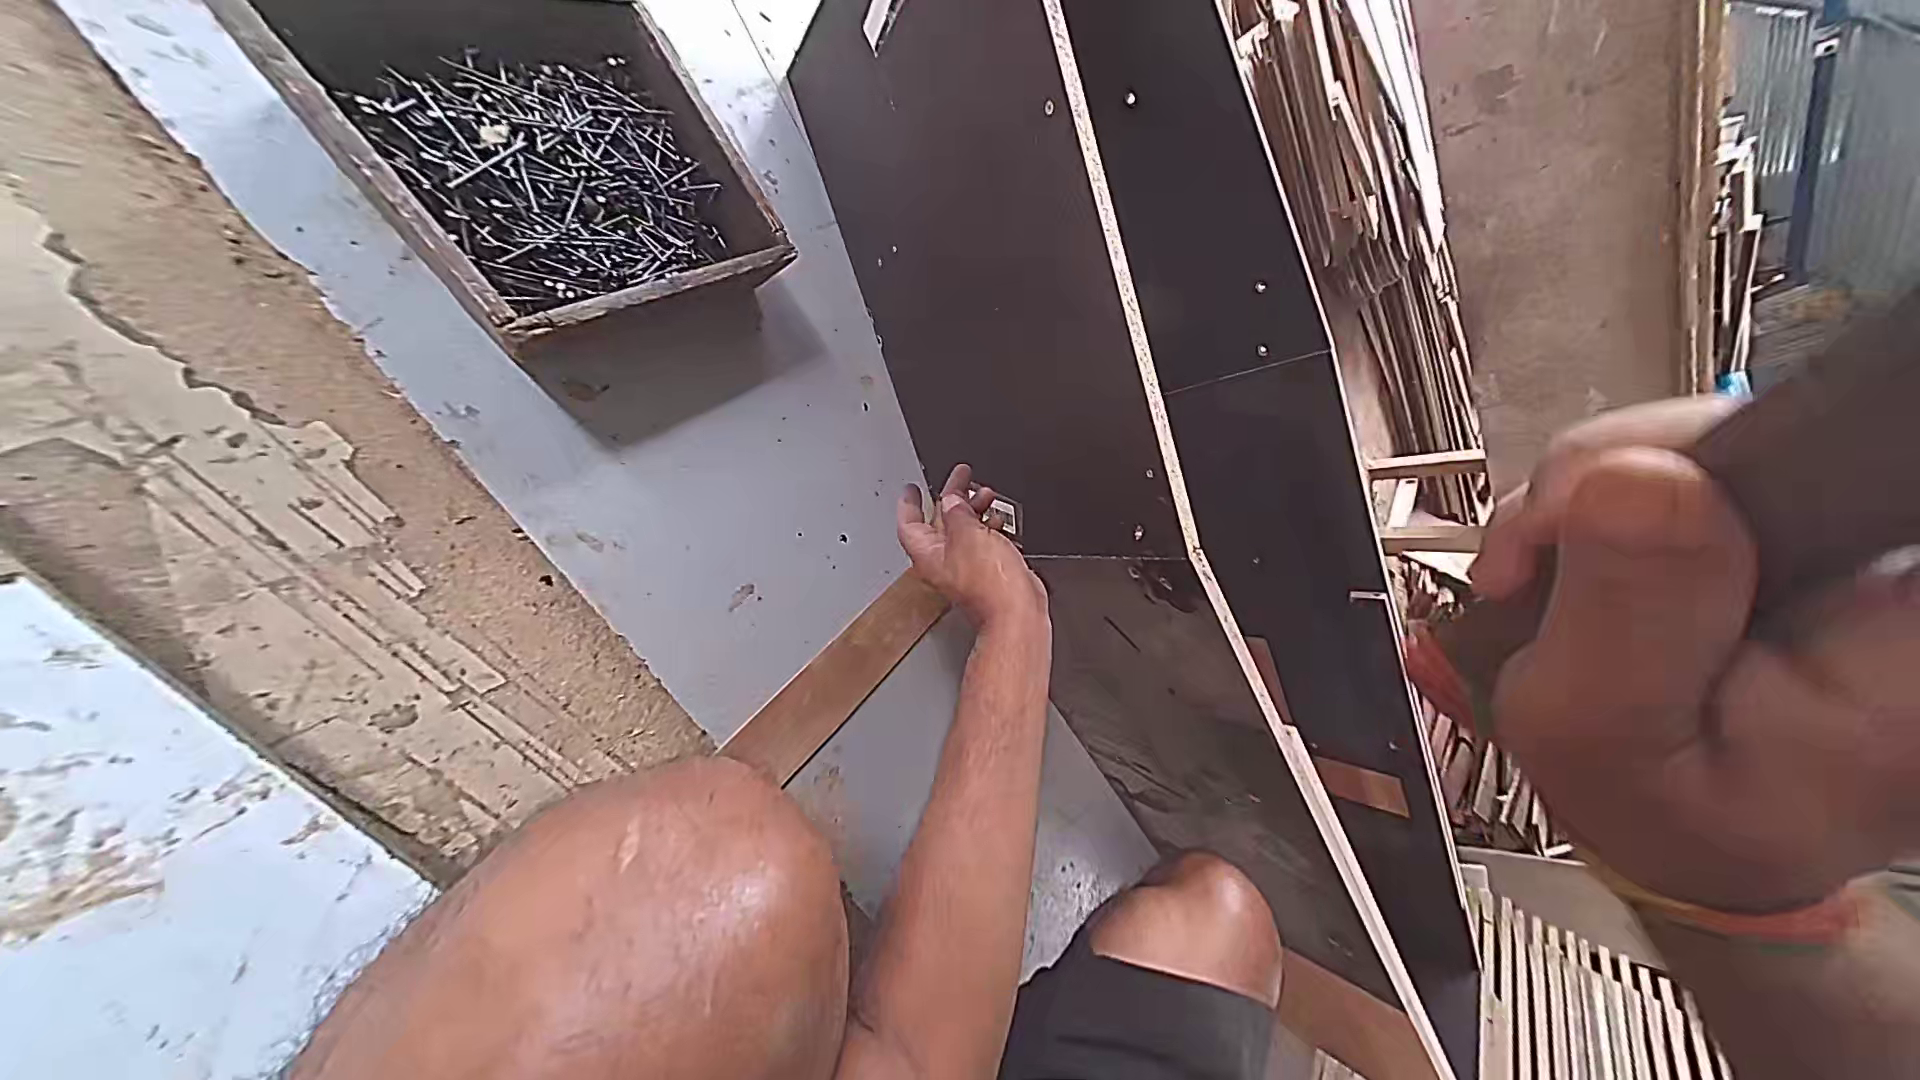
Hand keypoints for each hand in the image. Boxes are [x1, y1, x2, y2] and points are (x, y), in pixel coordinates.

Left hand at [896, 464, 1046, 630]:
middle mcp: (944, 562)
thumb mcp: (968, 533)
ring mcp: (966, 568)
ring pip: (964, 530)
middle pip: (940, 522)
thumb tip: (953, 499)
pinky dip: (989, 527)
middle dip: (952, 498)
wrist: (1017, 611)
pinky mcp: (988, 571)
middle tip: (961, 479)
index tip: (911, 488)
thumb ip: (958, 511)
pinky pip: (983, 542)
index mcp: (929, 554)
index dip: (908, 504)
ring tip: (985, 494)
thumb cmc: (990, 584)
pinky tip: (998, 520)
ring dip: (974, 510)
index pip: (908, 524)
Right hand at [1477, 398, 1919, 911]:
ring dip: (1571, 500)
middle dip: (1589, 483)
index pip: (1799, 460)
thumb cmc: (1649, 802)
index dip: (1658, 467)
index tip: (1557, 532)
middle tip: (1527, 563)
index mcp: (1896, 617)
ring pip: (1678, 448)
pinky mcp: (1761, 539)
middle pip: (1727, 436)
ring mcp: (1822, 547)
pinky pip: (1656, 474)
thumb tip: (1628, 478)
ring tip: (1531, 574)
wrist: (1673, 826)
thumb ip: (1624, 611)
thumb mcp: (1601, 724)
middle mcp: (1878, 566)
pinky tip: (1556, 560)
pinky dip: (1578, 509)